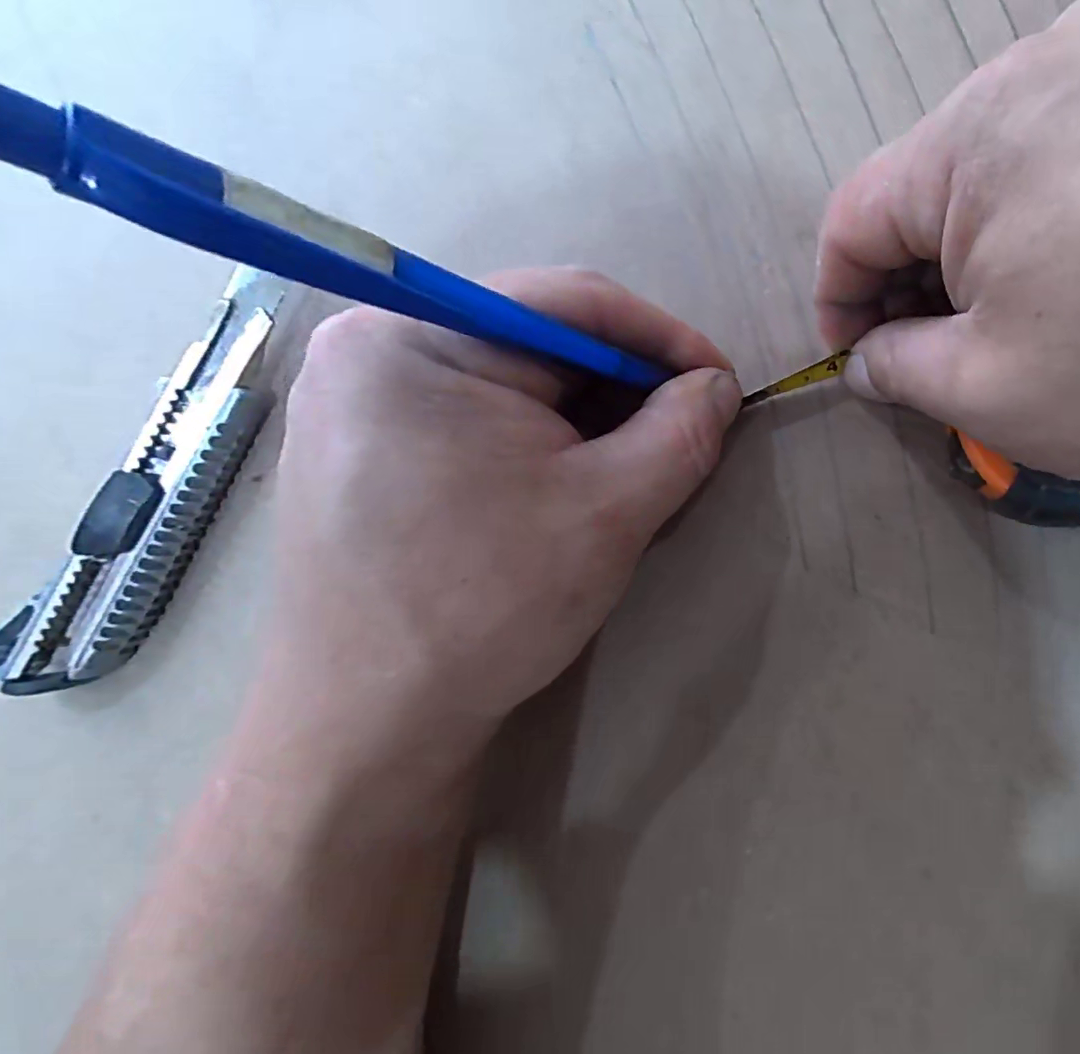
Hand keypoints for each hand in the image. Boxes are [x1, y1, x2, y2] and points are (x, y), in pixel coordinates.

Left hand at [254, 267, 739, 770]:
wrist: (373, 724)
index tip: (720, 383)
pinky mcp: (364, 455)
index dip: (661, 338)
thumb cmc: (487, 605)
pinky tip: (568, 491)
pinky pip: (474, 423)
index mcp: (416, 337)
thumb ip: (680, 434)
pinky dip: (539, 447)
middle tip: (683, 437)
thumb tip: (717, 386)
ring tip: (633, 473)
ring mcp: (359, 406)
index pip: (569, 303)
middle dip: (623, 389)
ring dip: (585, 422)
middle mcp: (371, 351)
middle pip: (535, 343)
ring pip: (509, 387)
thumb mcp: (608, 511)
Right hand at [815, 0, 1079, 495]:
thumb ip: (896, 367)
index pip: (855, 216)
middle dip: (912, 282)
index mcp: (983, 130)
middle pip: (930, 188)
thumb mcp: (990, 391)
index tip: (857, 363)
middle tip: (937, 361)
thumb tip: (860, 360)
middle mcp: (1057, 60)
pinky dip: (1052, 223)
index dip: (837, 299)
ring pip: (1006, 170)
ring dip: (982, 257)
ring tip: (1013, 331)